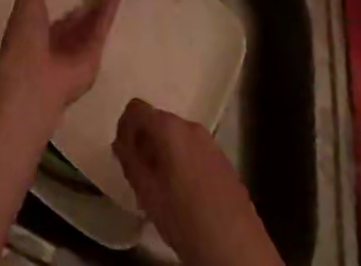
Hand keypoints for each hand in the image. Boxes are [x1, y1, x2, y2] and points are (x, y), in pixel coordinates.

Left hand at [0, 0, 119, 120]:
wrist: (35, 79)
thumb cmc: (24, 36)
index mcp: (34, 25)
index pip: (49, 5)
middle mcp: (55, 37)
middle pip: (74, 15)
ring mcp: (75, 48)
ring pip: (90, 22)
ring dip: (100, 3)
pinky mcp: (93, 56)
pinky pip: (101, 30)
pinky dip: (108, 13)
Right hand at [114, 99, 281, 265]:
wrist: (239, 254)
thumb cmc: (186, 220)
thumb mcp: (147, 193)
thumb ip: (129, 161)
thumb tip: (121, 144)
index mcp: (170, 128)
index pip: (136, 109)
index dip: (124, 127)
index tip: (122, 153)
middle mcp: (191, 127)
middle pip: (157, 122)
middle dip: (143, 142)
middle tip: (136, 173)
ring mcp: (211, 143)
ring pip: (175, 138)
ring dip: (161, 153)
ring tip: (157, 187)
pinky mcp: (224, 161)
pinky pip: (193, 150)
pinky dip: (180, 161)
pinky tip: (181, 193)